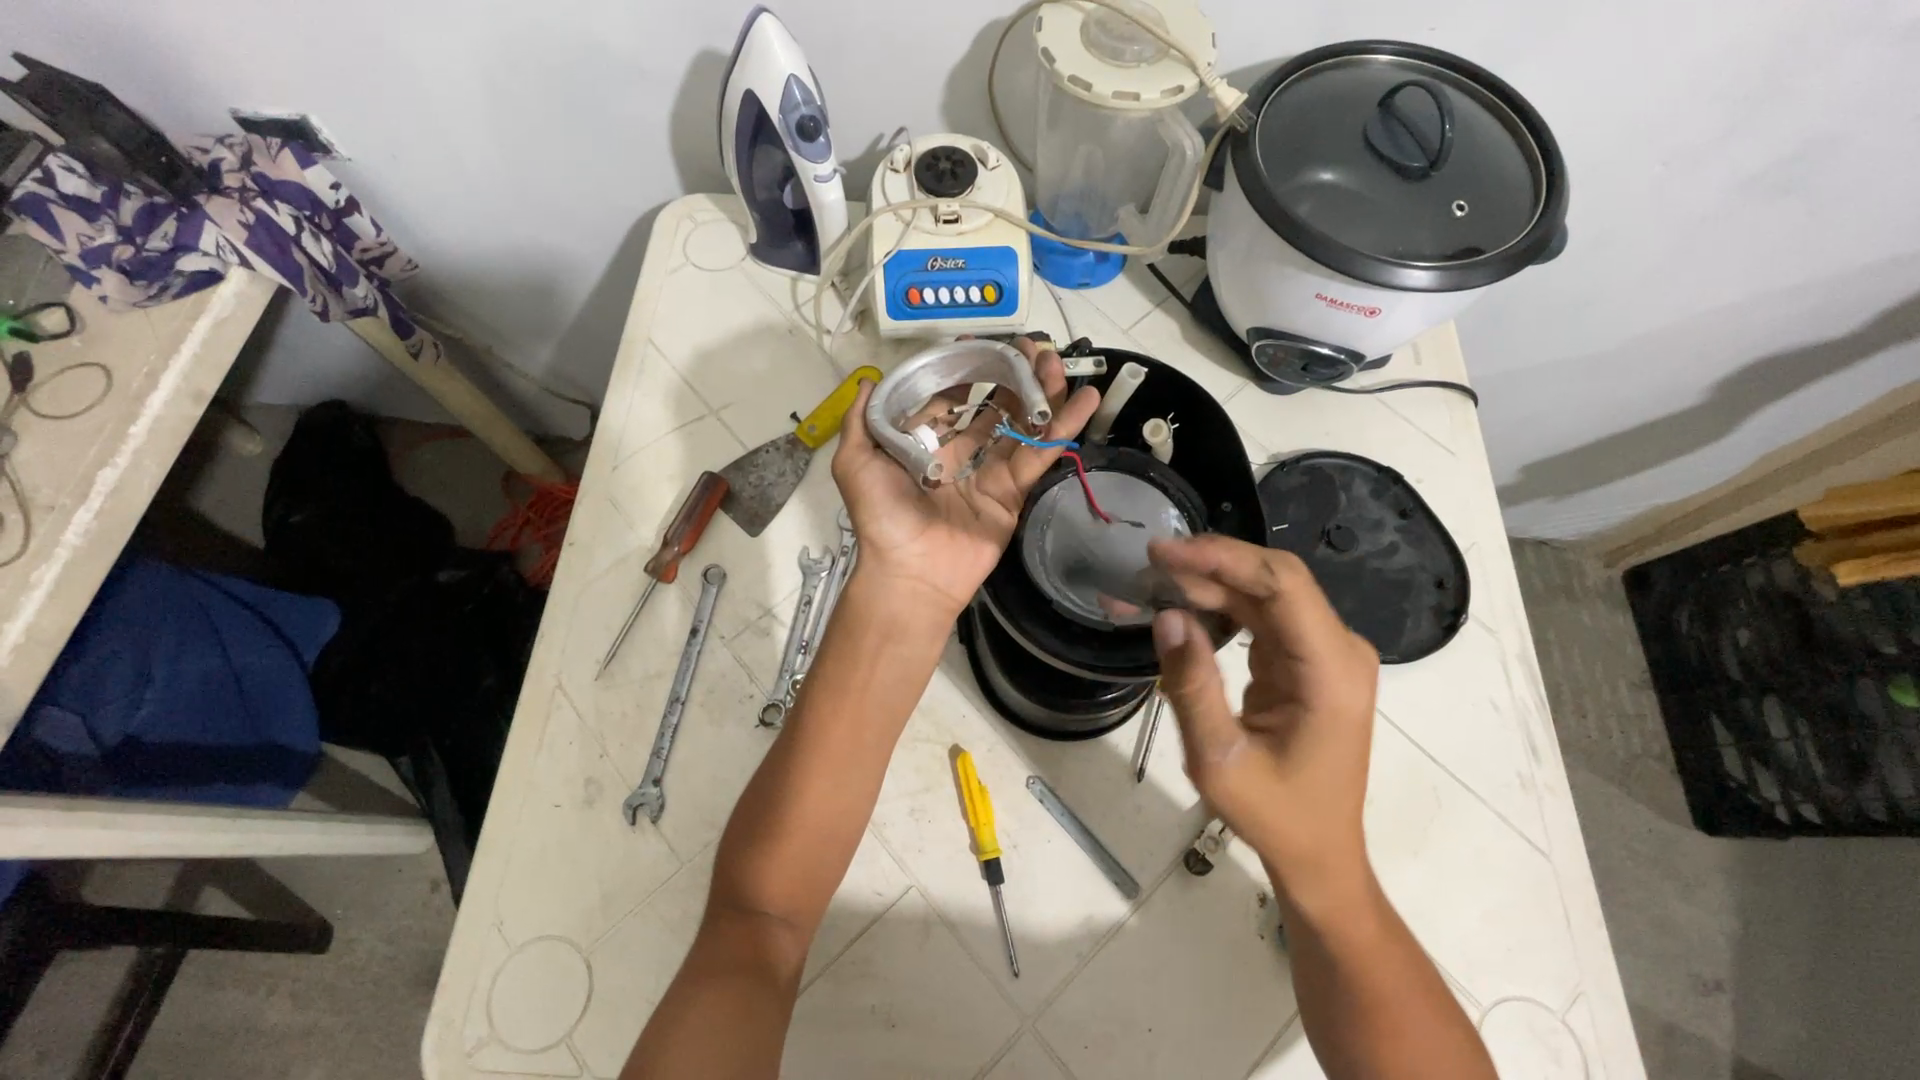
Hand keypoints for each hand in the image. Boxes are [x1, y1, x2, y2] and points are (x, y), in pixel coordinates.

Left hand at [832, 337, 1100, 616]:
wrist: (909, 573)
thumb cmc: (881, 516)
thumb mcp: (854, 462)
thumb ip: (860, 421)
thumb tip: (866, 381)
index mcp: (923, 446)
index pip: (950, 401)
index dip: (968, 374)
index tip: (983, 348)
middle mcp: (958, 456)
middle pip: (992, 408)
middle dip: (1012, 378)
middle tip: (1032, 350)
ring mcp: (988, 476)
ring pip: (1020, 426)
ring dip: (1041, 394)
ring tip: (1057, 363)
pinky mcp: (1013, 495)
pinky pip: (1038, 456)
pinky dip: (1062, 428)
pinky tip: (1084, 400)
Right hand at [1146, 536, 1379, 899]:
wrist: (1318, 853)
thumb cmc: (1275, 814)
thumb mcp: (1219, 760)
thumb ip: (1192, 687)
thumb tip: (1166, 616)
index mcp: (1331, 670)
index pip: (1282, 584)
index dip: (1222, 558)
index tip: (1164, 552)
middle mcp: (1339, 649)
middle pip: (1274, 581)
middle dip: (1209, 565)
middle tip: (1148, 565)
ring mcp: (1326, 653)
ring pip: (1265, 594)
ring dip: (1209, 584)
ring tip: (1152, 584)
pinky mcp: (1308, 661)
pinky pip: (1262, 618)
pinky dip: (1219, 608)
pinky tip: (1179, 607)